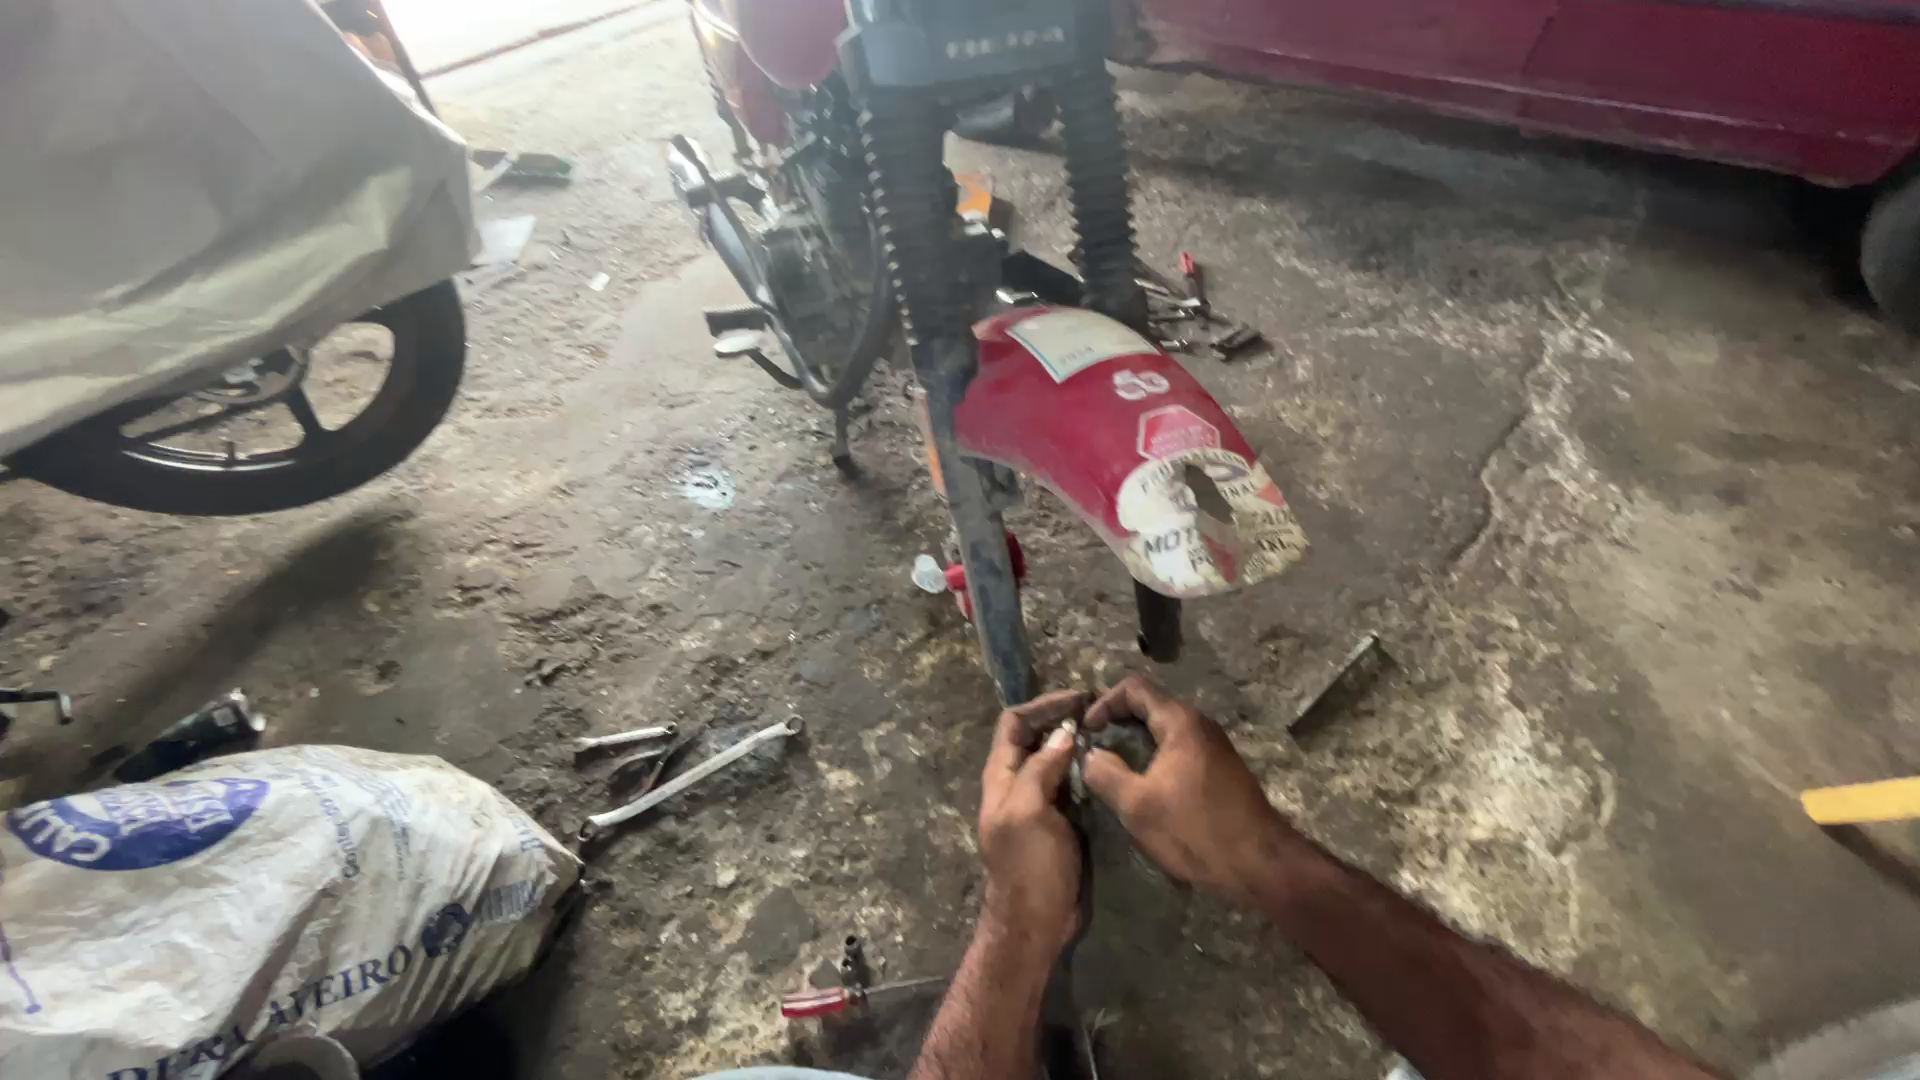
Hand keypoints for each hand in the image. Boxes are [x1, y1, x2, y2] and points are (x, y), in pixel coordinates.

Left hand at [977, 689, 1088, 954]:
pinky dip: (1086, 768)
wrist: (1036, 922)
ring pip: (1055, 758)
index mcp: (1002, 775)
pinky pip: (1071, 782)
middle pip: (1035, 736)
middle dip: (1062, 719)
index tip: (1078, 699)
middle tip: (1100, 711)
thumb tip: (1064, 732)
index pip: (1014, 722)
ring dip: (1077, 743)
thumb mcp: (1029, 812)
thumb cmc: (1028, 866)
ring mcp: (1039, 800)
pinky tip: (1109, 765)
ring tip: (1109, 732)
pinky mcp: (1059, 819)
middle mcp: (1017, 782)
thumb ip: (1042, 769)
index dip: (1042, 705)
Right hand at [1081, 675, 1287, 906]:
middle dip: (1117, 722)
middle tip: (1094, 748)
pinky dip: (1155, 757)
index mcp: (1180, 722)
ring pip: (1164, 729)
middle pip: (1149, 706)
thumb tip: (1090, 756)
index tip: (1087, 731)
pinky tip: (1145, 787)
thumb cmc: (1195, 829)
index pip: (1133, 688)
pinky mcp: (1220, 769)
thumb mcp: (1137, 805)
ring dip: (1136, 743)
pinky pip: (1179, 749)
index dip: (1103, 703)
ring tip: (1113, 769)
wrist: (1261, 865)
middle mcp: (1199, 724)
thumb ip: (1105, 774)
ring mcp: (1214, 746)